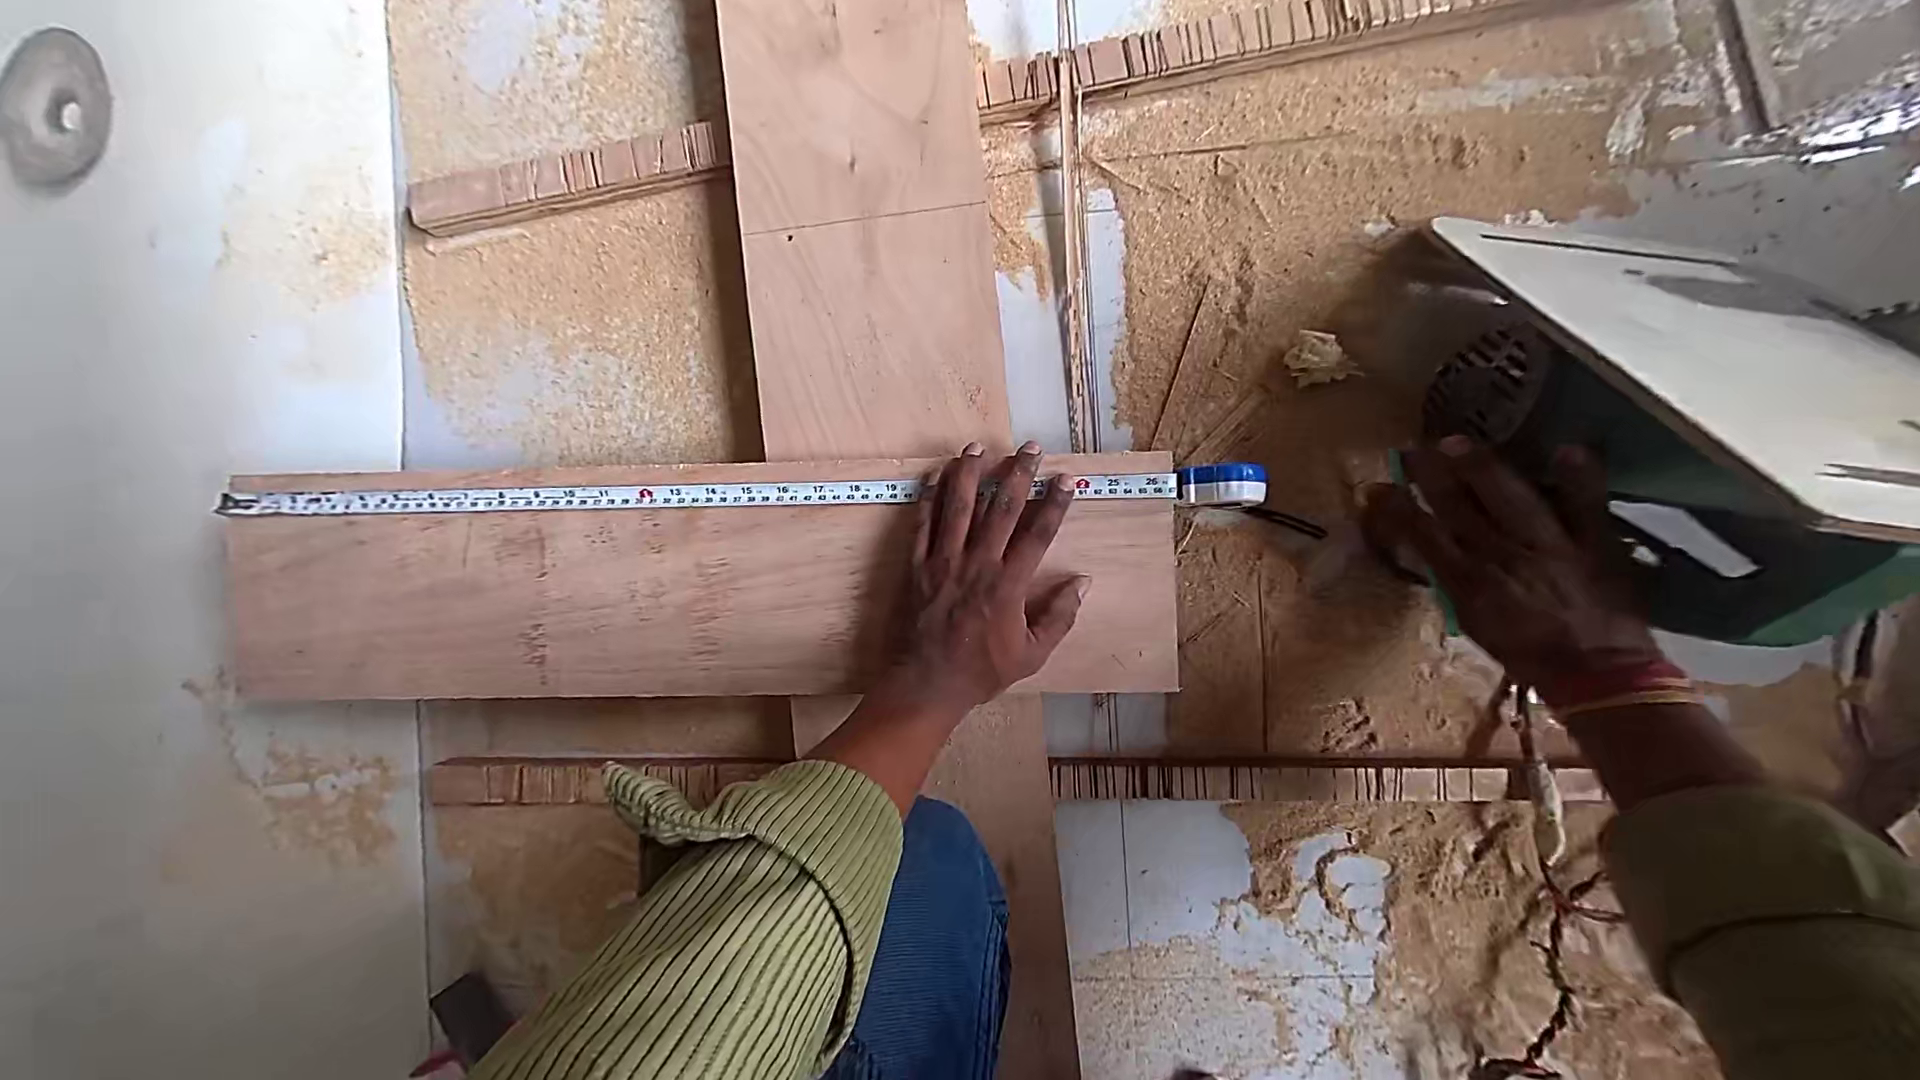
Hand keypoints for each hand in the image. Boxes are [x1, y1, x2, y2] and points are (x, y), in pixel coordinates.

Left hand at [882, 441, 1088, 712]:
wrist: (927, 683)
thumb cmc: (982, 670)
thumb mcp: (1033, 654)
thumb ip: (1060, 616)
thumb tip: (1083, 582)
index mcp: (1008, 585)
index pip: (1038, 534)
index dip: (1054, 504)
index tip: (1066, 480)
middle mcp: (977, 565)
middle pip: (1001, 510)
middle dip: (1017, 474)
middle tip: (1029, 448)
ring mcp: (943, 562)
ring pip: (958, 508)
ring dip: (969, 475)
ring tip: (977, 448)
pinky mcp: (918, 566)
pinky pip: (922, 525)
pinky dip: (927, 499)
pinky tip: (933, 476)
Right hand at [1361, 436, 1660, 694]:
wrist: (1600, 675)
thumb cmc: (1526, 653)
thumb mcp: (1474, 620)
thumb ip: (1455, 582)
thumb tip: (1435, 551)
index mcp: (1468, 580)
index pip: (1422, 534)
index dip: (1396, 508)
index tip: (1376, 487)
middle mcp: (1502, 556)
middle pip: (1459, 507)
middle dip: (1432, 476)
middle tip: (1412, 449)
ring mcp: (1550, 546)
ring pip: (1509, 498)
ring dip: (1481, 468)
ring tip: (1458, 442)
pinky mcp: (1594, 545)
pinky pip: (1586, 506)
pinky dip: (1579, 478)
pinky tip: (1568, 449)